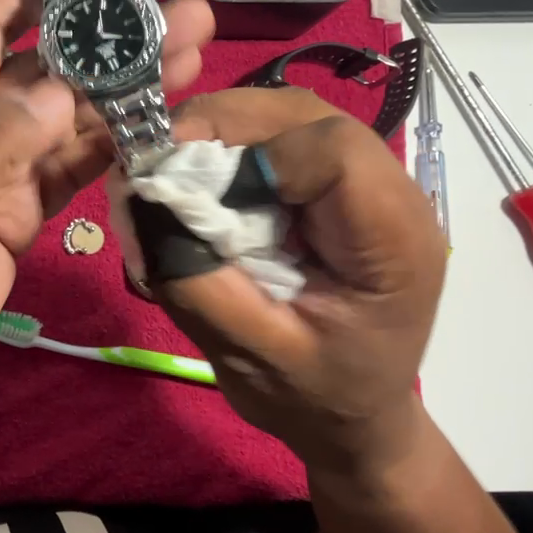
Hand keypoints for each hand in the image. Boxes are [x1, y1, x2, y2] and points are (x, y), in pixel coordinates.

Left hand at [0, 0, 213, 415]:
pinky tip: (164, 124)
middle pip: (43, 67)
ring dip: (126, 88)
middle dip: (106, 40)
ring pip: (68, 115)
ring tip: (193, 58)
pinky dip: (116, 145)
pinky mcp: (21, 211)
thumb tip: (53, 95)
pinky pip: (74, 165)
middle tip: (183, 17)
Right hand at [140, 88, 445, 479]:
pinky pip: (282, 133)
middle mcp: (393, 197)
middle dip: (223, 122)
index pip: (333, 152)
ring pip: (291, 112)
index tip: (186, 189)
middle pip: (308, 114)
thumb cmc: (312, 398)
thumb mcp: (248, 356)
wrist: (353, 419)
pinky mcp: (338, 184)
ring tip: (175, 164)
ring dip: (223, 127)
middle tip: (158, 157)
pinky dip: (231, 141)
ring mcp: (368, 184)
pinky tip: (205, 174)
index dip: (254, 156)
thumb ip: (195, 282)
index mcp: (392, 244)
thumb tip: (139, 202)